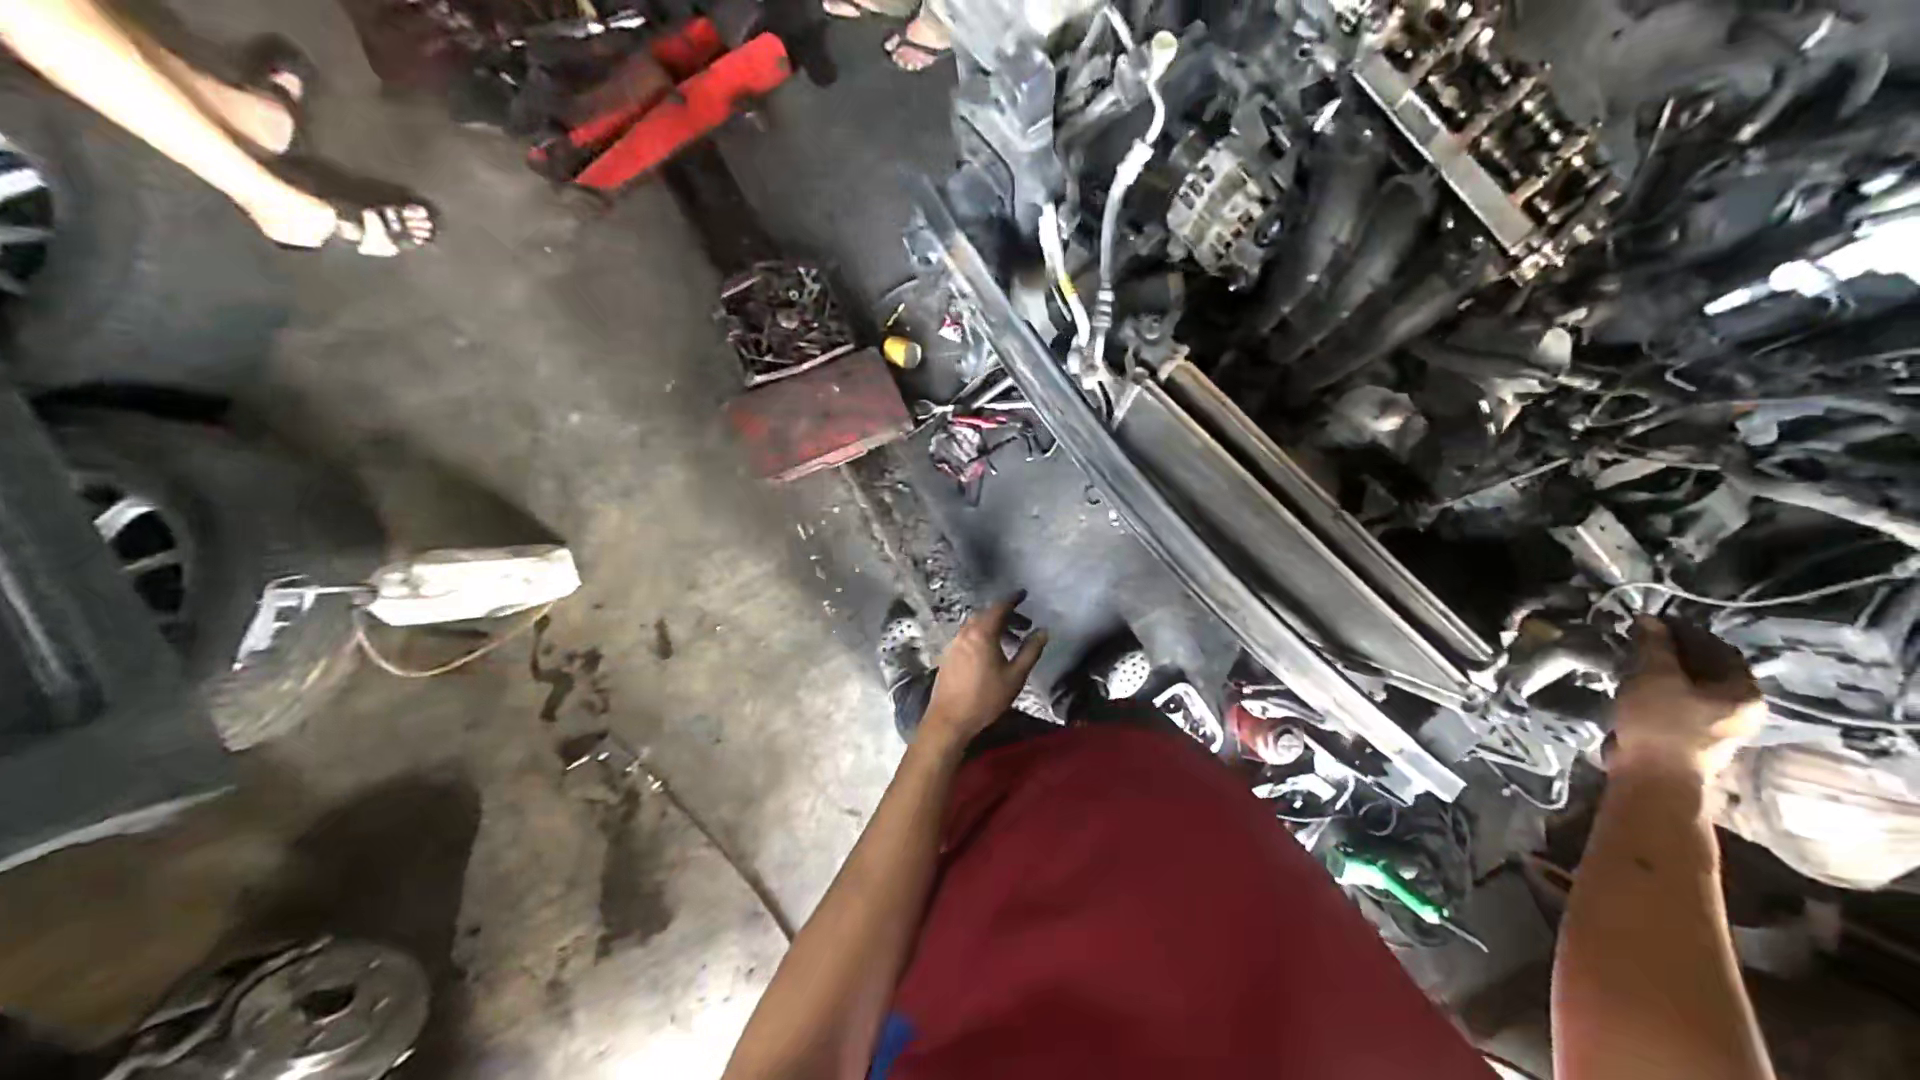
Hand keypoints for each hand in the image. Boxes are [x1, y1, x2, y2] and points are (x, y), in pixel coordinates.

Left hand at [921, 592, 1048, 746]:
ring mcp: (954, 643)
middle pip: (986, 614)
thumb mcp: (1015, 676)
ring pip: (975, 625)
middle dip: (1005, 615)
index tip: (1023, 595)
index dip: (1012, 599)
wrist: (950, 719)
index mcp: (982, 633)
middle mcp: (965, 633)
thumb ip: (1030, 651)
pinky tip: (991, 652)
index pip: (999, 607)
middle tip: (1023, 623)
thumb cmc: (986, 698)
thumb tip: (1043, 632)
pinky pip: (968, 636)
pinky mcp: (948, 654)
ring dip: (993, 626)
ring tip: (1010, 640)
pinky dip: (982, 635)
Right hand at [1612, 616, 1764, 781]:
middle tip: (1639, 636)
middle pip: (1707, 668)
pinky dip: (1659, 686)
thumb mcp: (1654, 677)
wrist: (1652, 775)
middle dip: (1673, 650)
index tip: (1653, 620)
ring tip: (1633, 656)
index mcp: (1744, 692)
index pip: (1718, 649)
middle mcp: (1740, 707)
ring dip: (1664, 668)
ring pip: (1691, 685)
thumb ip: (1654, 646)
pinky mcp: (1692, 734)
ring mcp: (1717, 724)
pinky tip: (1636, 682)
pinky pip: (1679, 700)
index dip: (1686, 631)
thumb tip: (1649, 619)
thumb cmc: (1661, 722)